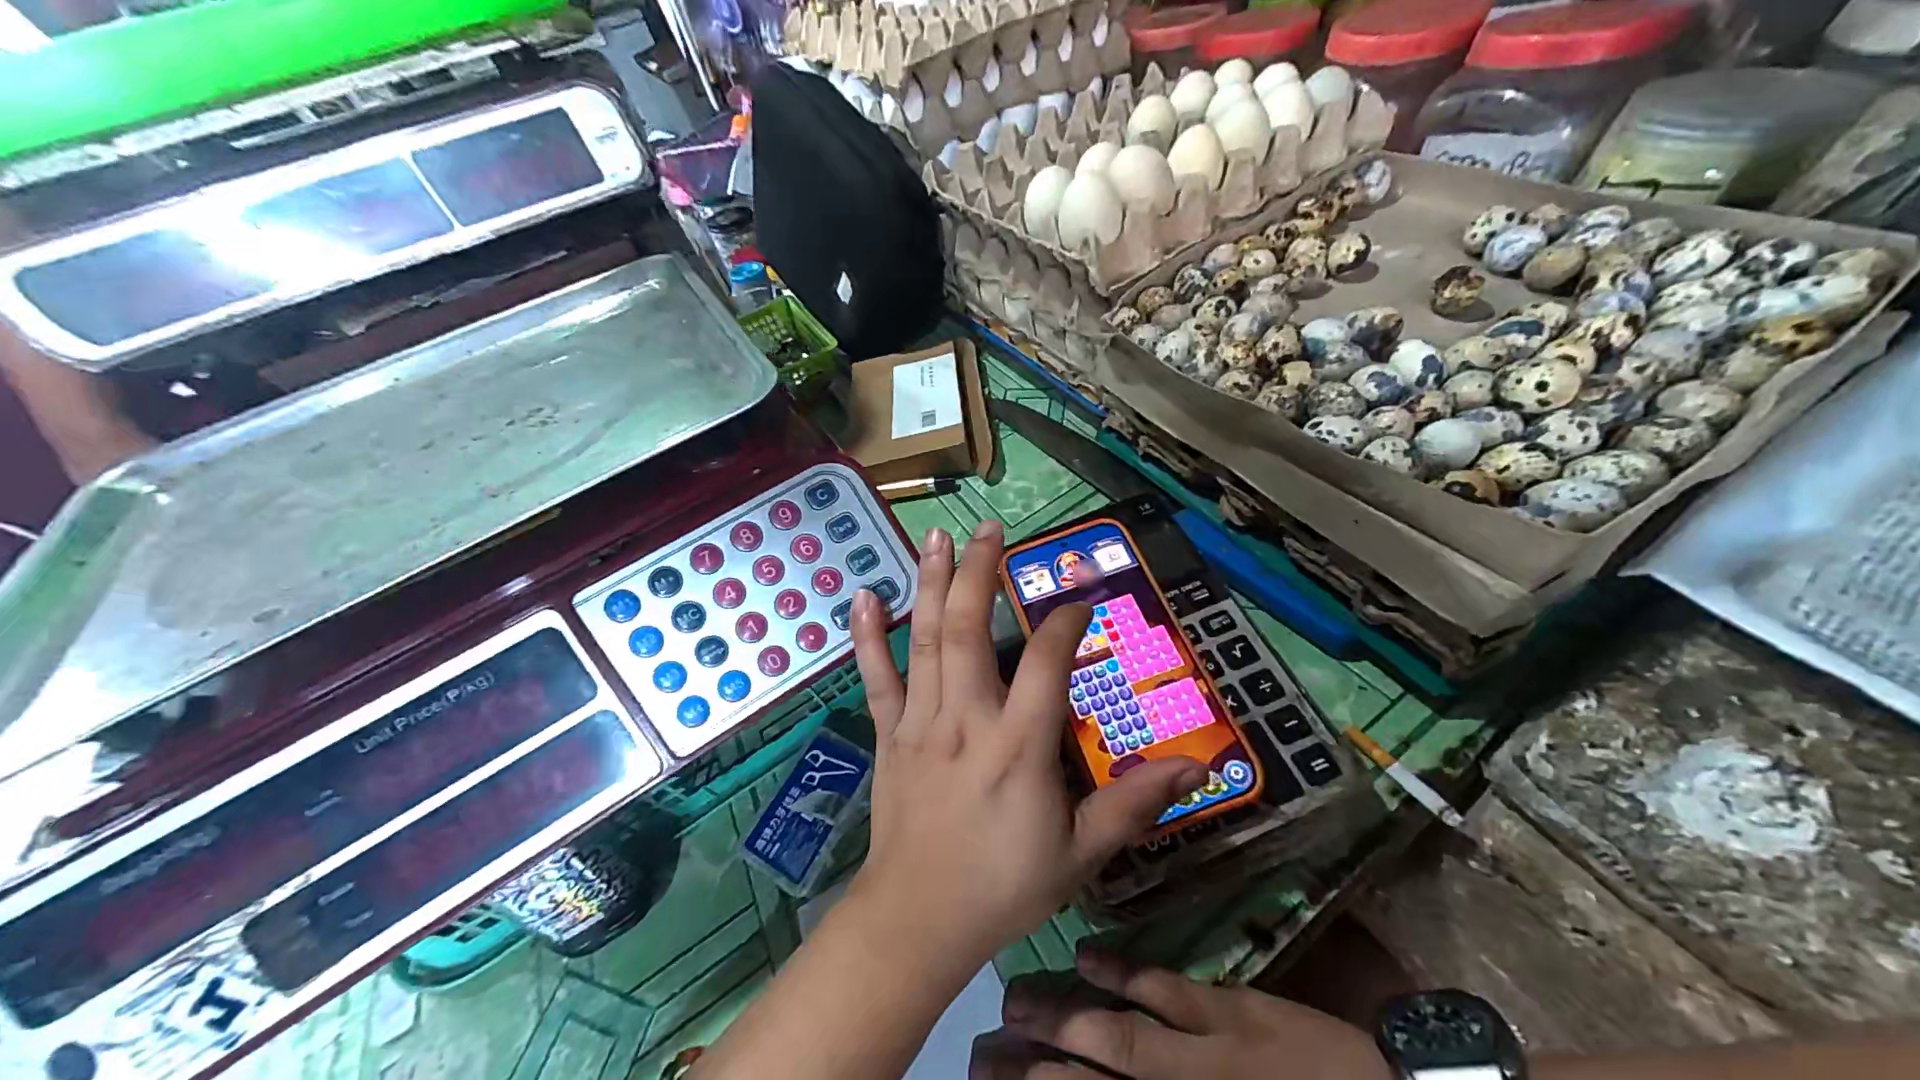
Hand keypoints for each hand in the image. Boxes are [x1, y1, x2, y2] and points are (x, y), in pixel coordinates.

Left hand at [846, 519, 1206, 974]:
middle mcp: (967, 720)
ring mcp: (921, 723)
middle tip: (990, 530)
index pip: (1045, 662)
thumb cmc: (1004, 888)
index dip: (1064, 621)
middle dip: (980, 573)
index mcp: (1018, 746)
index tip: (1078, 598)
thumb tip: (1193, 770)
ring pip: (924, 640)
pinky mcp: (889, 736)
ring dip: (931, 584)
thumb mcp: (1081, 854)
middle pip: (970, 629)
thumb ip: (1133, 805)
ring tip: (937, 537)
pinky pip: (876, 678)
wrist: (918, 921)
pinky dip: (868, 636)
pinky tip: (865, 596)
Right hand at [984, 946, 1392, 1079]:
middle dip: (1040, 1068)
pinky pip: (1168, 992)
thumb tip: (1113, 1076)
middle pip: (1097, 1079)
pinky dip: (1124, 974)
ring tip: (1016, 1001)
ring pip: (1121, 1036)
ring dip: (1066, 1019)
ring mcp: (1206, 1051)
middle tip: (987, 1048)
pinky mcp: (1233, 1011)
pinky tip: (1088, 958)